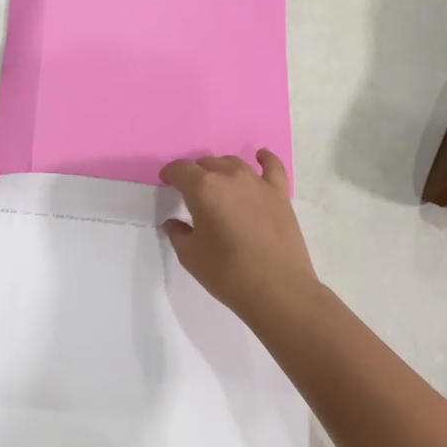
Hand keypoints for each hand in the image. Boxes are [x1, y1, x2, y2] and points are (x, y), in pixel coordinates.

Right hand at [160, 151, 320, 321]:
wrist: (278, 290)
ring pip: (234, 163)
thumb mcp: (191, 256)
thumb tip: (174, 223)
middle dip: (195, 174)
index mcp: (203, 189)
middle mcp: (230, 177)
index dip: (170, 174)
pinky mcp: (280, 194)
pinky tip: (259, 157)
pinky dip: (264, 159)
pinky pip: (272, 167)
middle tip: (191, 194)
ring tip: (217, 185)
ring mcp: (258, 183)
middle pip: (207, 164)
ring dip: (221, 169)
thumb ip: (178, 234)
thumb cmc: (227, 274)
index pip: (180, 170)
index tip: (166, 183)